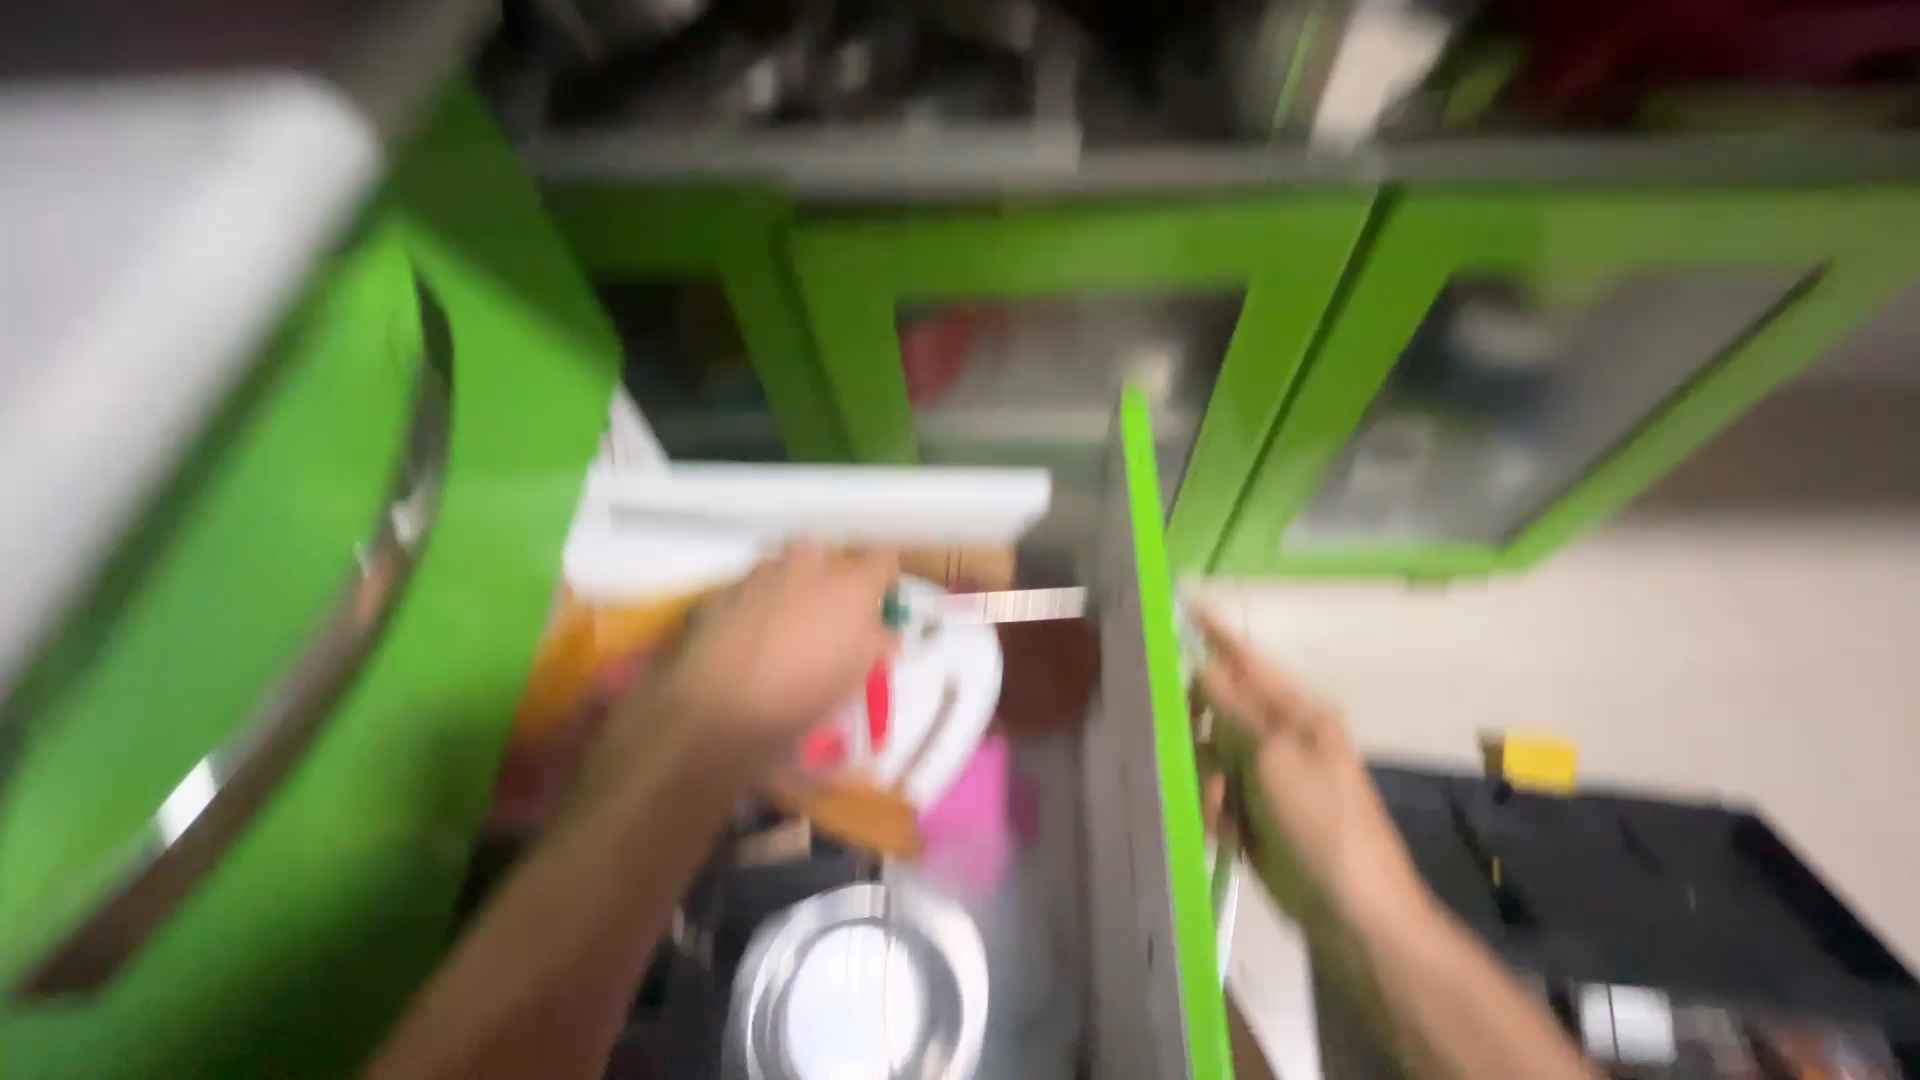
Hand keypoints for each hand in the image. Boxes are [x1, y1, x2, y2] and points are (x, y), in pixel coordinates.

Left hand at [639, 544, 899, 778]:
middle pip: (827, 556)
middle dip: (830, 577)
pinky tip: (753, 634)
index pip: (883, 559)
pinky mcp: (727, 588)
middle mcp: (809, 567)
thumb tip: (883, 634)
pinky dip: (758, 601)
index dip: (884, 577)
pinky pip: (753, 585)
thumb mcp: (855, 680)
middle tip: (829, 614)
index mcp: (850, 587)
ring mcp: (763, 573)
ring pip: (785, 566)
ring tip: (787, 627)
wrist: (722, 706)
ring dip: (791, 586)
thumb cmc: (802, 696)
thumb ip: (875, 646)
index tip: (882, 597)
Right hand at [1193, 608, 1426, 922]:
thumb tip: (1204, 665)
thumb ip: (1235, 708)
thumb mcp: (1276, 757)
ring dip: (1208, 783)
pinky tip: (1227, 834)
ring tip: (1221, 813)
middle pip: (1217, 709)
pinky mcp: (1252, 810)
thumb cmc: (1321, 822)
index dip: (1216, 635)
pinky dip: (1213, 811)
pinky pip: (1213, 793)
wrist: (1352, 910)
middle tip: (1193, 753)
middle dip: (1200, 734)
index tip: (1185, 606)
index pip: (1248, 661)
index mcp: (1297, 712)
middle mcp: (1279, 735)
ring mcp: (1265, 775)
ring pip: (1208, 755)